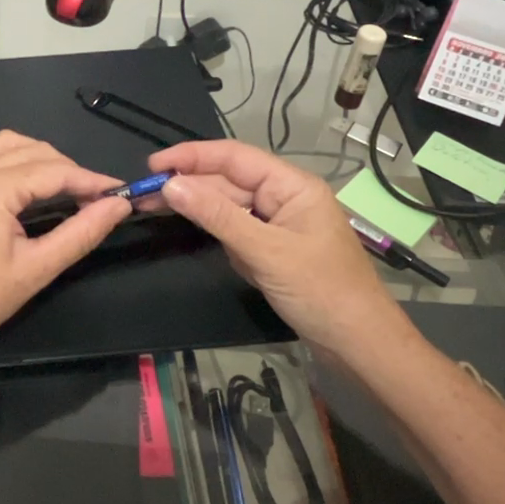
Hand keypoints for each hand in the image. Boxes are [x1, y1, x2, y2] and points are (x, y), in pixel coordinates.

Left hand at [0, 131, 131, 363]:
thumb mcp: (39, 267)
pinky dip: (8, 154)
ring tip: (65, 187)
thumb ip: (82, 232)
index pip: (55, 171)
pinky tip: (21, 174)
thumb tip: (119, 205)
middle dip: (69, 170)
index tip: (121, 192)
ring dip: (41, 157)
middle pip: (35, 150)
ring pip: (9, 142)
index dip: (92, 180)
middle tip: (95, 199)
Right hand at [151, 140, 411, 357]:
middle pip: (228, 181)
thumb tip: (170, 186)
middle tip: (143, 195)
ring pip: (229, 206)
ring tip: (155, 209)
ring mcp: (279, 224)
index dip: (191, 156)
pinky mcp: (274, 249)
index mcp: (292, 185)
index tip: (153, 166)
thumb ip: (217, 216)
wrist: (361, 346)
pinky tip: (190, 228)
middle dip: (188, 185)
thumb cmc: (321, 292)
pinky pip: (237, 229)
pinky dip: (214, 230)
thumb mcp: (265, 252)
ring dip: (197, 208)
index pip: (234, 157)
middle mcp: (285, 197)